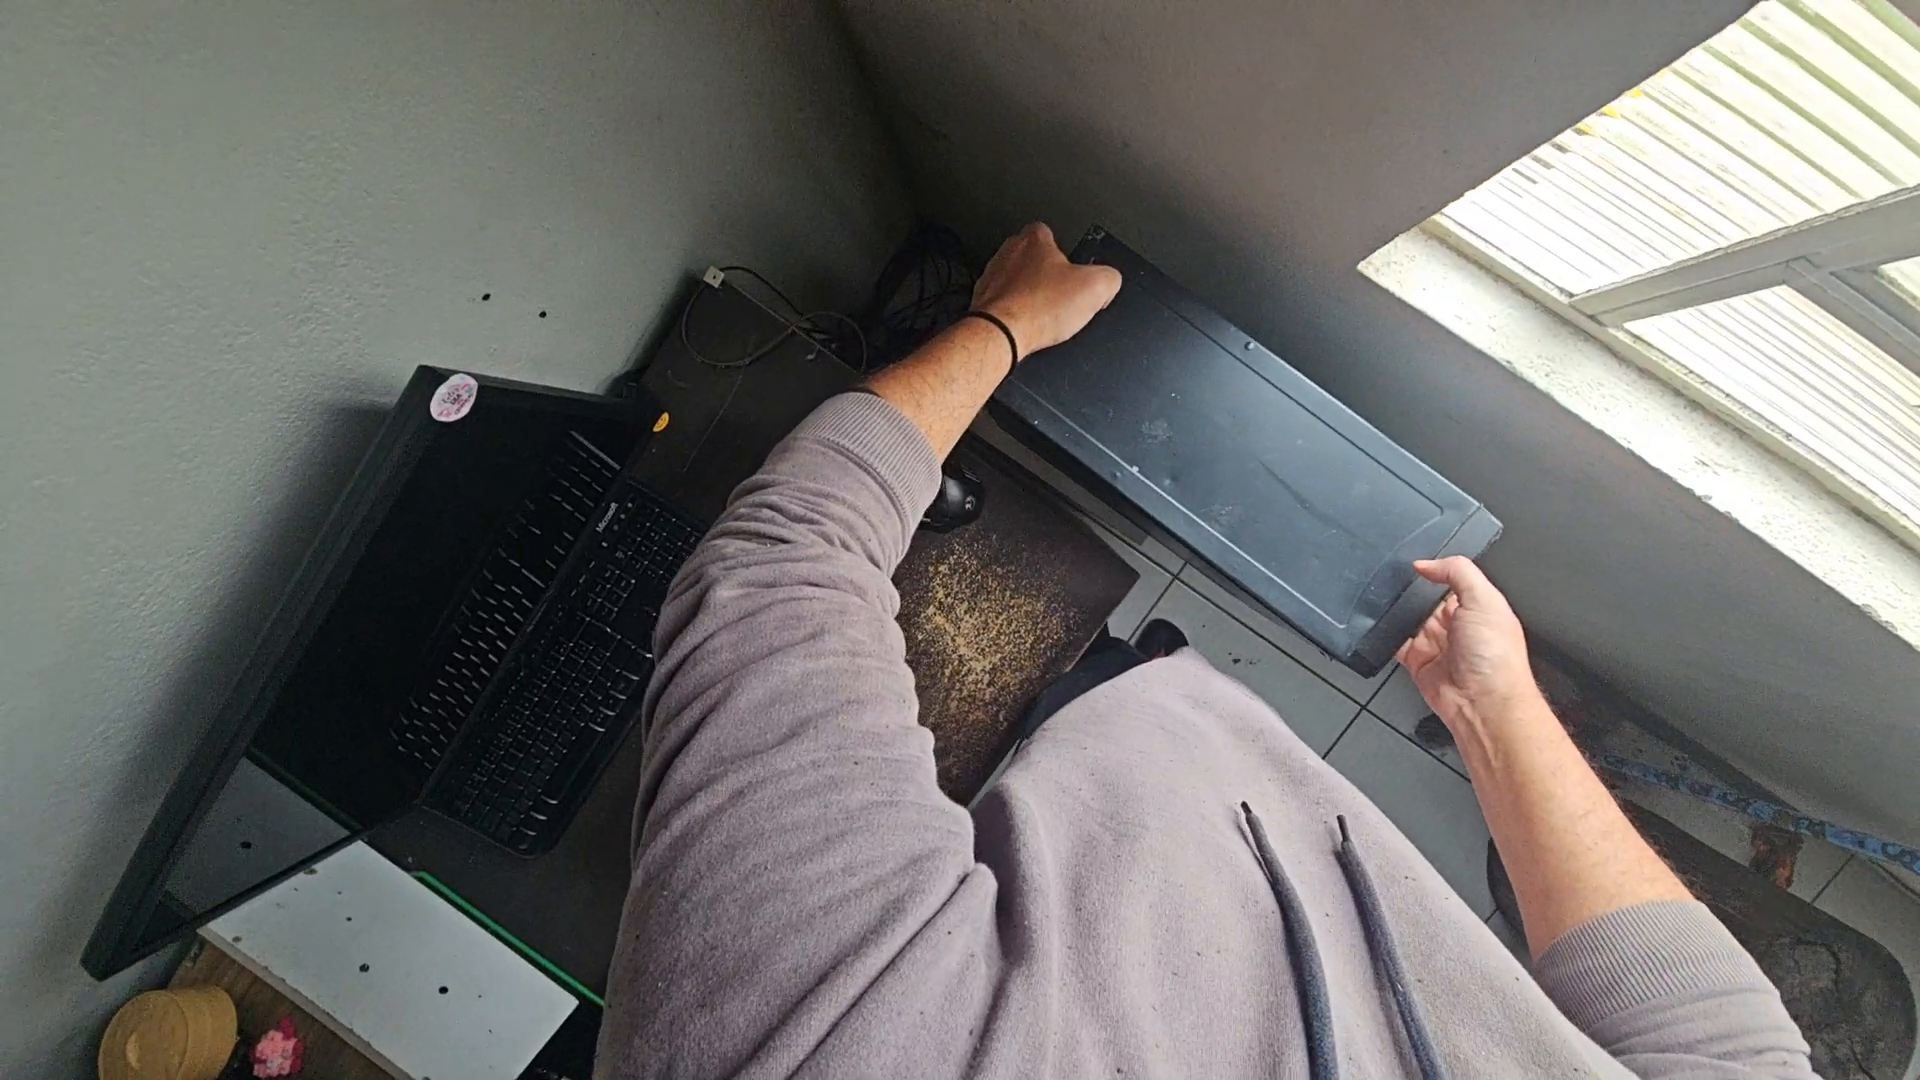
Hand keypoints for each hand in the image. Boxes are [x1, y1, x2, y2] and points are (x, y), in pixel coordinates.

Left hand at [970, 223, 1122, 360]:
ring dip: (1028, 296)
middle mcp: (1008, 253)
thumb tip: (1109, 282)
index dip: (1066, 254)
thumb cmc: (1036, 310)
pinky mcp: (982, 302)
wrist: (1000, 336)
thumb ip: (1110, 277)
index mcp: (1034, 239)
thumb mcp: (1095, 288)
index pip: (1051, 233)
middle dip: (1045, 276)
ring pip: (1015, 282)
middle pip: (1032, 259)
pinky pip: (1002, 304)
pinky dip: (1013, 314)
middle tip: (1059, 297)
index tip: (1072, 272)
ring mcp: (991, 277)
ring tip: (1041, 314)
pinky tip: (1025, 326)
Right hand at [1395, 557, 1541, 732]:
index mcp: (1477, 606)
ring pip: (1405, 618)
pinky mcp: (1416, 659)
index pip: (1450, 579)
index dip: (1434, 571)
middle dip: (1409, 593)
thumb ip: (1458, 573)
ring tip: (1392, 609)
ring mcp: (1435, 642)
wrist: (1483, 704)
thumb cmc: (1497, 661)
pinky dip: (1384, 636)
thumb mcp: (1485, 601)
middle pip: (1423, 598)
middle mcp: (1456, 624)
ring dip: (1395, 613)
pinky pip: (1393, 642)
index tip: (1416, 566)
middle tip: (1400, 589)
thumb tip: (1425, 564)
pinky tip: (1383, 629)